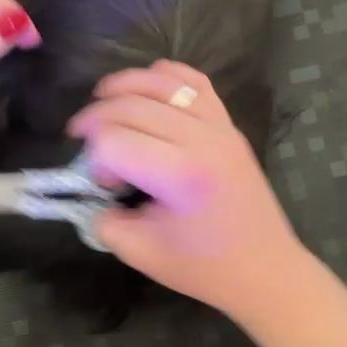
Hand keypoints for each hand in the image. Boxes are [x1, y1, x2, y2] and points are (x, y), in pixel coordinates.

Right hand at [67, 60, 312, 319]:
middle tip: (82, 143)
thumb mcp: (139, 253)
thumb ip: (103, 219)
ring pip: (161, 81)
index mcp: (180, 176)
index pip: (114, 141)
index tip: (101, 185)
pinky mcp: (228, 124)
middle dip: (96, 119)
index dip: (94, 159)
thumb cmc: (203, 267)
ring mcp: (219, 126)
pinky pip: (193, 81)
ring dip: (123, 86)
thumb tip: (91, 190)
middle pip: (131, 105)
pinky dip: (162, 77)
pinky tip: (145, 92)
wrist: (265, 269)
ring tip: (101, 103)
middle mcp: (201, 140)